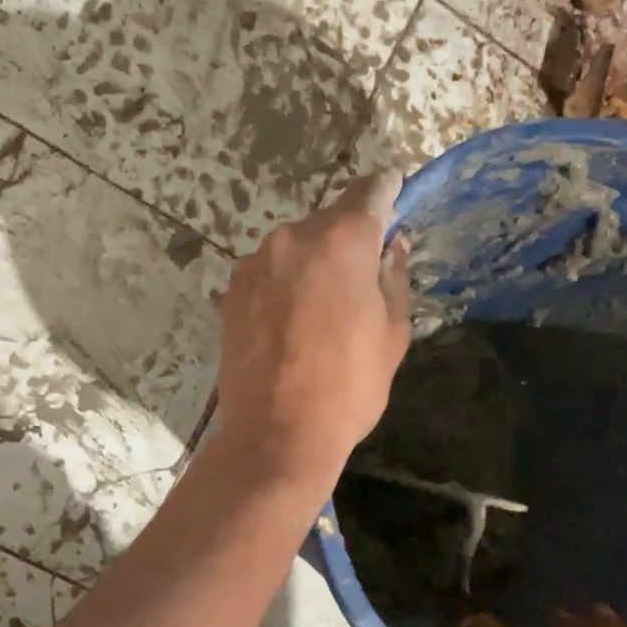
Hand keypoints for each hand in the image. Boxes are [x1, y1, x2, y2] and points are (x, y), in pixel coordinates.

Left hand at [213, 171, 411, 478]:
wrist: (276, 434)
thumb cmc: (348, 387)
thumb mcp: (392, 334)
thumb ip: (394, 279)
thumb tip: (393, 247)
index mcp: (342, 240)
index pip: (370, 192)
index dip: (388, 193)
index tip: (397, 197)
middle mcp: (292, 239)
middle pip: (328, 224)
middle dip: (346, 243)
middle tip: (360, 280)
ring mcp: (254, 265)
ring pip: (293, 250)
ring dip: (309, 266)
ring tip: (318, 313)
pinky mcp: (229, 294)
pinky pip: (266, 276)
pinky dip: (281, 288)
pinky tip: (289, 325)